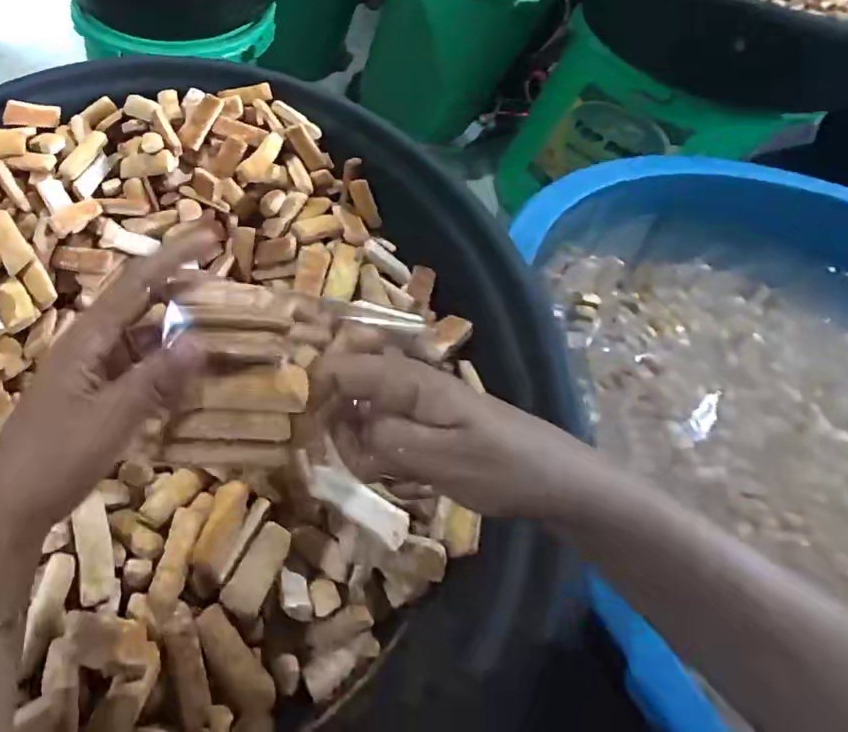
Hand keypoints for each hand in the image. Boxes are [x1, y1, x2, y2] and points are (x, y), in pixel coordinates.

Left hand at [0, 233, 212, 538]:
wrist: (9, 509)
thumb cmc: (55, 459)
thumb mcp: (113, 419)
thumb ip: (157, 379)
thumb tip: (202, 340)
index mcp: (88, 336)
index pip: (139, 281)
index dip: (176, 255)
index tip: (212, 235)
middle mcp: (89, 342)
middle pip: (141, 300)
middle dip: (181, 287)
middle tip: (225, 283)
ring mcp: (90, 368)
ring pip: (142, 335)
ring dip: (177, 329)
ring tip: (219, 327)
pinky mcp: (93, 393)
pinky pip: (136, 366)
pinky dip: (165, 365)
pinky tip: (190, 376)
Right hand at [315, 353, 592, 518]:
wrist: (555, 479)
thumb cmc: (503, 466)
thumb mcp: (444, 461)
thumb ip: (389, 442)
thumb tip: (344, 428)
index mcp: (408, 380)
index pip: (340, 368)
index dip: (310, 389)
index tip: (291, 424)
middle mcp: (404, 382)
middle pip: (343, 386)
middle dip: (327, 418)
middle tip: (332, 458)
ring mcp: (412, 403)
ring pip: (357, 410)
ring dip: (348, 438)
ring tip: (362, 470)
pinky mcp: (420, 424)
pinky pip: (377, 429)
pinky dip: (369, 448)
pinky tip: (382, 473)